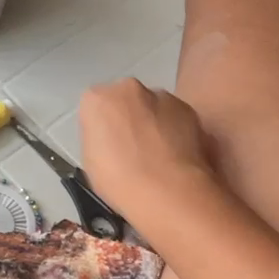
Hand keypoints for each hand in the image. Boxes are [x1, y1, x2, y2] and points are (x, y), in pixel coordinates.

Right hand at [78, 79, 221, 230]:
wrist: (168, 191)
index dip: (101, 128)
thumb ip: (98, 137)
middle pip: (124, 99)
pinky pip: (175, 116)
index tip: (108, 147)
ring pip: (152, 106)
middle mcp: (128, 87)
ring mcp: (162, 95)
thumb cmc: (119, 179)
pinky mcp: (188, 108)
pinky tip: (174, 155)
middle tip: (131, 149)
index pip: (94, 107)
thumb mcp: (90, 160)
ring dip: (151, 122)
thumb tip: (111, 139)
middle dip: (127, 117)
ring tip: (157, 155)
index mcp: (96, 99)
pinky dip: (174, 130)